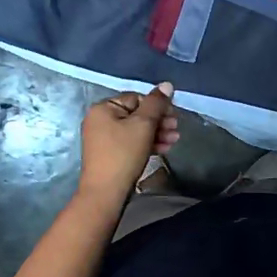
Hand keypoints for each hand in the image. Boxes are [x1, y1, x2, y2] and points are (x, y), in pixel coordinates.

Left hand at [78, 82, 179, 202]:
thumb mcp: (143, 125)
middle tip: (176, 128)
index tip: (174, 116)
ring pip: (135, 130)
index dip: (157, 106)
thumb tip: (167, 84)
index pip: (136, 98)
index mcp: (103, 108)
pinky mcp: (109, 154)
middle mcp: (100, 120)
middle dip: (159, 121)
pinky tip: (164, 149)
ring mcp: (103, 138)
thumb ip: (156, 104)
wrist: (106, 192)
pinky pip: (130, 142)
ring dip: (156, 133)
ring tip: (175, 140)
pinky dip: (147, 144)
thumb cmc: (123, 154)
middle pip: (136, 114)